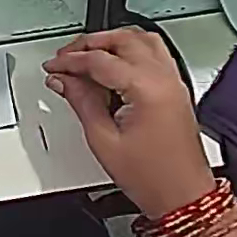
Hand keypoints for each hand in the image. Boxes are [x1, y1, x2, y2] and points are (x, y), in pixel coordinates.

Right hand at [42, 27, 213, 217]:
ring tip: (86, 54)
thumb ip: (81, 101)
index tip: (53, 67)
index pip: (100, 60)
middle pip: (123, 40)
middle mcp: (165, 79)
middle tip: (65, 57)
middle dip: (89, 43)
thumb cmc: (152, 176)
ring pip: (141, 40)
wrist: (183, 196)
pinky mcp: (175, 89)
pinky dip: (129, 49)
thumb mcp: (103, 139)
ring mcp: (174, 82)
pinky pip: (153, 53)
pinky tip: (111, 63)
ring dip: (111, 41)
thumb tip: (63, 80)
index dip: (70, 61)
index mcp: (147, 89)